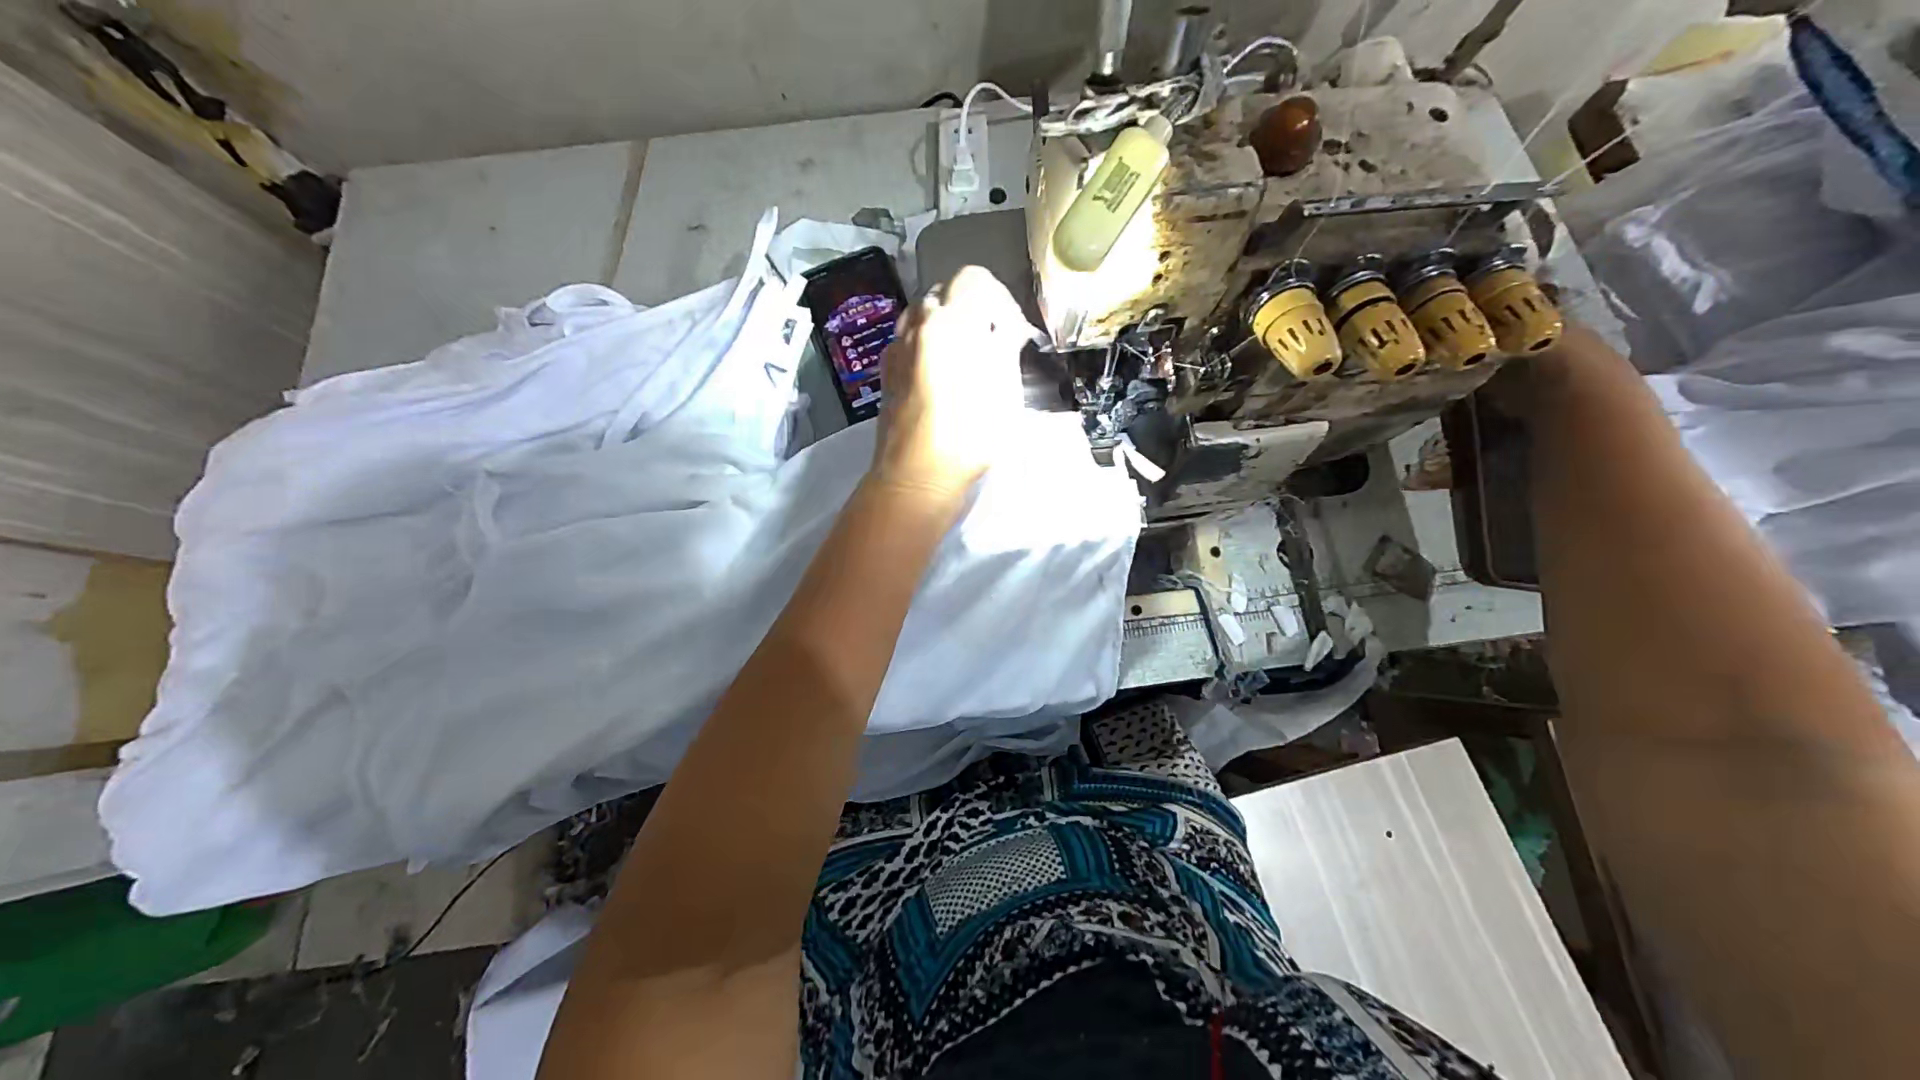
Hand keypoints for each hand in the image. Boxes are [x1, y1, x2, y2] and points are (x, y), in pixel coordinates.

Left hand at [868, 265, 1031, 502]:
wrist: (913, 482)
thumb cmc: (966, 442)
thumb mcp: (1003, 394)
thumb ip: (1004, 349)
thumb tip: (1004, 328)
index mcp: (947, 324)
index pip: (972, 279)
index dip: (996, 295)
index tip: (1008, 325)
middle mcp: (915, 326)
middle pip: (944, 292)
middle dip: (970, 308)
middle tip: (990, 340)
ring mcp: (895, 348)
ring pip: (922, 314)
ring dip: (945, 324)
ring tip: (964, 356)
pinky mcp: (885, 372)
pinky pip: (907, 339)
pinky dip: (926, 342)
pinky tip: (939, 374)